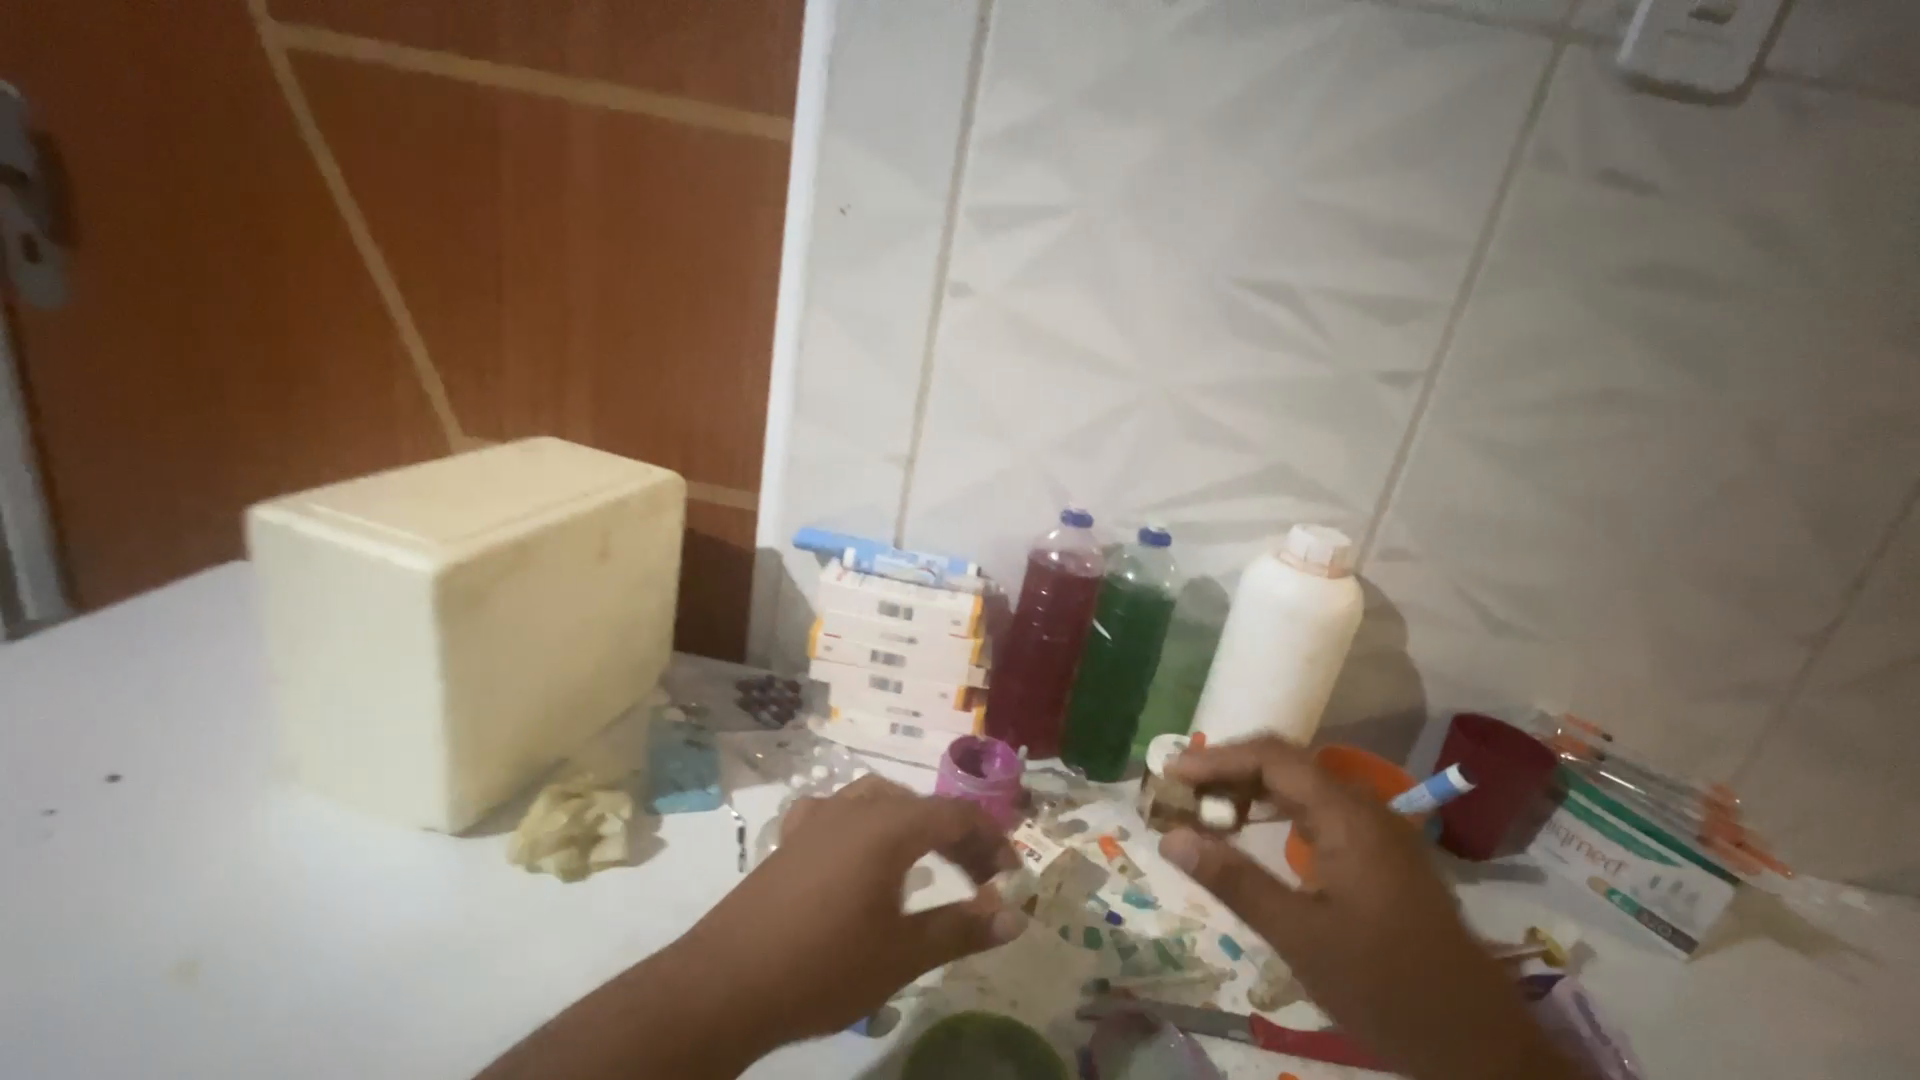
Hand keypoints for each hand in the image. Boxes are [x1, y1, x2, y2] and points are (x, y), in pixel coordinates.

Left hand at [675, 776, 1028, 1047]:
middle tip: (981, 882)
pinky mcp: (790, 838)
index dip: (993, 841)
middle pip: (922, 806)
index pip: (958, 815)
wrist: (726, 984)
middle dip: (959, 838)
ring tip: (929, 861)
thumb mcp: (903, 954)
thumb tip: (1016, 916)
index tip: (1011, 877)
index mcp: (889, 826)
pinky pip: (838, 811)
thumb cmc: (824, 967)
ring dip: (913, 825)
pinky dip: (865, 823)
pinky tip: (860, 851)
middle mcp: (855, 808)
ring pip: (880, 800)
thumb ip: (962, 928)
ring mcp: (817, 818)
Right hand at [1160, 738, 1580, 1079]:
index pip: (1273, 758)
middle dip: (1229, 772)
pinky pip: (1319, 813)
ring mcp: (1378, 833)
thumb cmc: (1385, 986)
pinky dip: (1277, 814)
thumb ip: (1234, 881)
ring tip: (1204, 809)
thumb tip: (1170, 836)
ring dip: (1252, 792)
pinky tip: (1253, 835)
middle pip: (1288, 766)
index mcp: (1348, 817)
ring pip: (1304, 789)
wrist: (1477, 1042)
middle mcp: (1365, 810)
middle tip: (1180, 793)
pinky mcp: (1382, 856)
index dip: (1217, 758)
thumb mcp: (1299, 936)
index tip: (1171, 775)